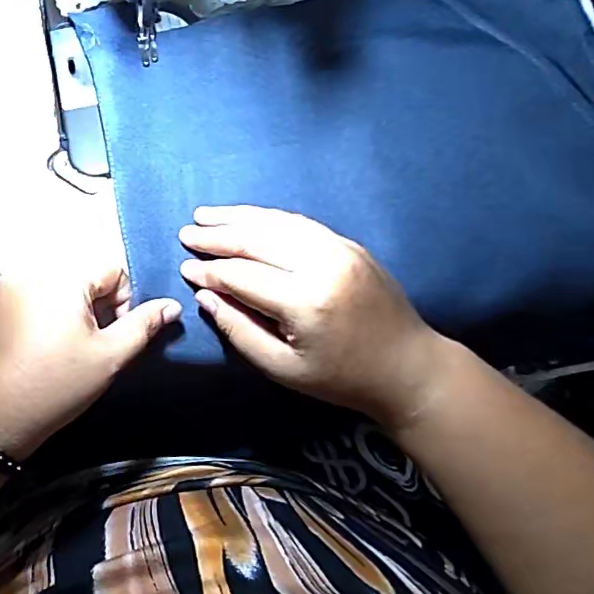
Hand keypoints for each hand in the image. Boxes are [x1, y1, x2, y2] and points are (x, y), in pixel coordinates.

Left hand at [0, 263, 179, 459]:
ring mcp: (2, 282)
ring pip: (47, 273)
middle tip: (87, 342)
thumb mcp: (110, 358)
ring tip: (59, 335)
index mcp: (65, 275)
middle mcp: (32, 268)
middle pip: (82, 271)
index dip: (123, 305)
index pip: (114, 271)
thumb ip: (144, 325)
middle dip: (93, 302)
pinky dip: (8, 283)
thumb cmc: (55, 386)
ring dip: (60, 296)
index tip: (112, 337)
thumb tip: (172, 305)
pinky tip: (17, 303)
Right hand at [178, 205, 472, 428]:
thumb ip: (239, 330)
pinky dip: (269, 219)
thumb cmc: (340, 378)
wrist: (408, 367)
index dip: (210, 272)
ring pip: (279, 223)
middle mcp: (323, 264)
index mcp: (306, 301)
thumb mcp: (282, 368)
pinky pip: (301, 224)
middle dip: (218, 236)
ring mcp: (341, 249)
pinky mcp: (350, 245)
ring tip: (207, 215)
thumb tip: (205, 296)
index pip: (243, 275)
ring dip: (240, 217)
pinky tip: (249, 220)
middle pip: (258, 239)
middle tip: (186, 232)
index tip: (185, 269)